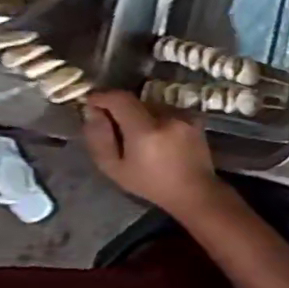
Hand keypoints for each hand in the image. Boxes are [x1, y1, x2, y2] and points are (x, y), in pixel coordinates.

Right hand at [81, 91, 224, 213]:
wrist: (194, 190)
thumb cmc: (151, 184)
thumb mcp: (114, 168)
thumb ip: (99, 138)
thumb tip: (93, 111)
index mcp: (146, 130)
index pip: (120, 98)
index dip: (102, 97)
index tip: (92, 103)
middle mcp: (168, 117)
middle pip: (136, 101)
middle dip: (122, 110)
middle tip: (116, 127)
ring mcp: (185, 116)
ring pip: (153, 104)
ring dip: (142, 114)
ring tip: (140, 136)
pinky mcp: (196, 119)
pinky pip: (169, 110)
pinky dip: (159, 118)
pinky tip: (160, 136)